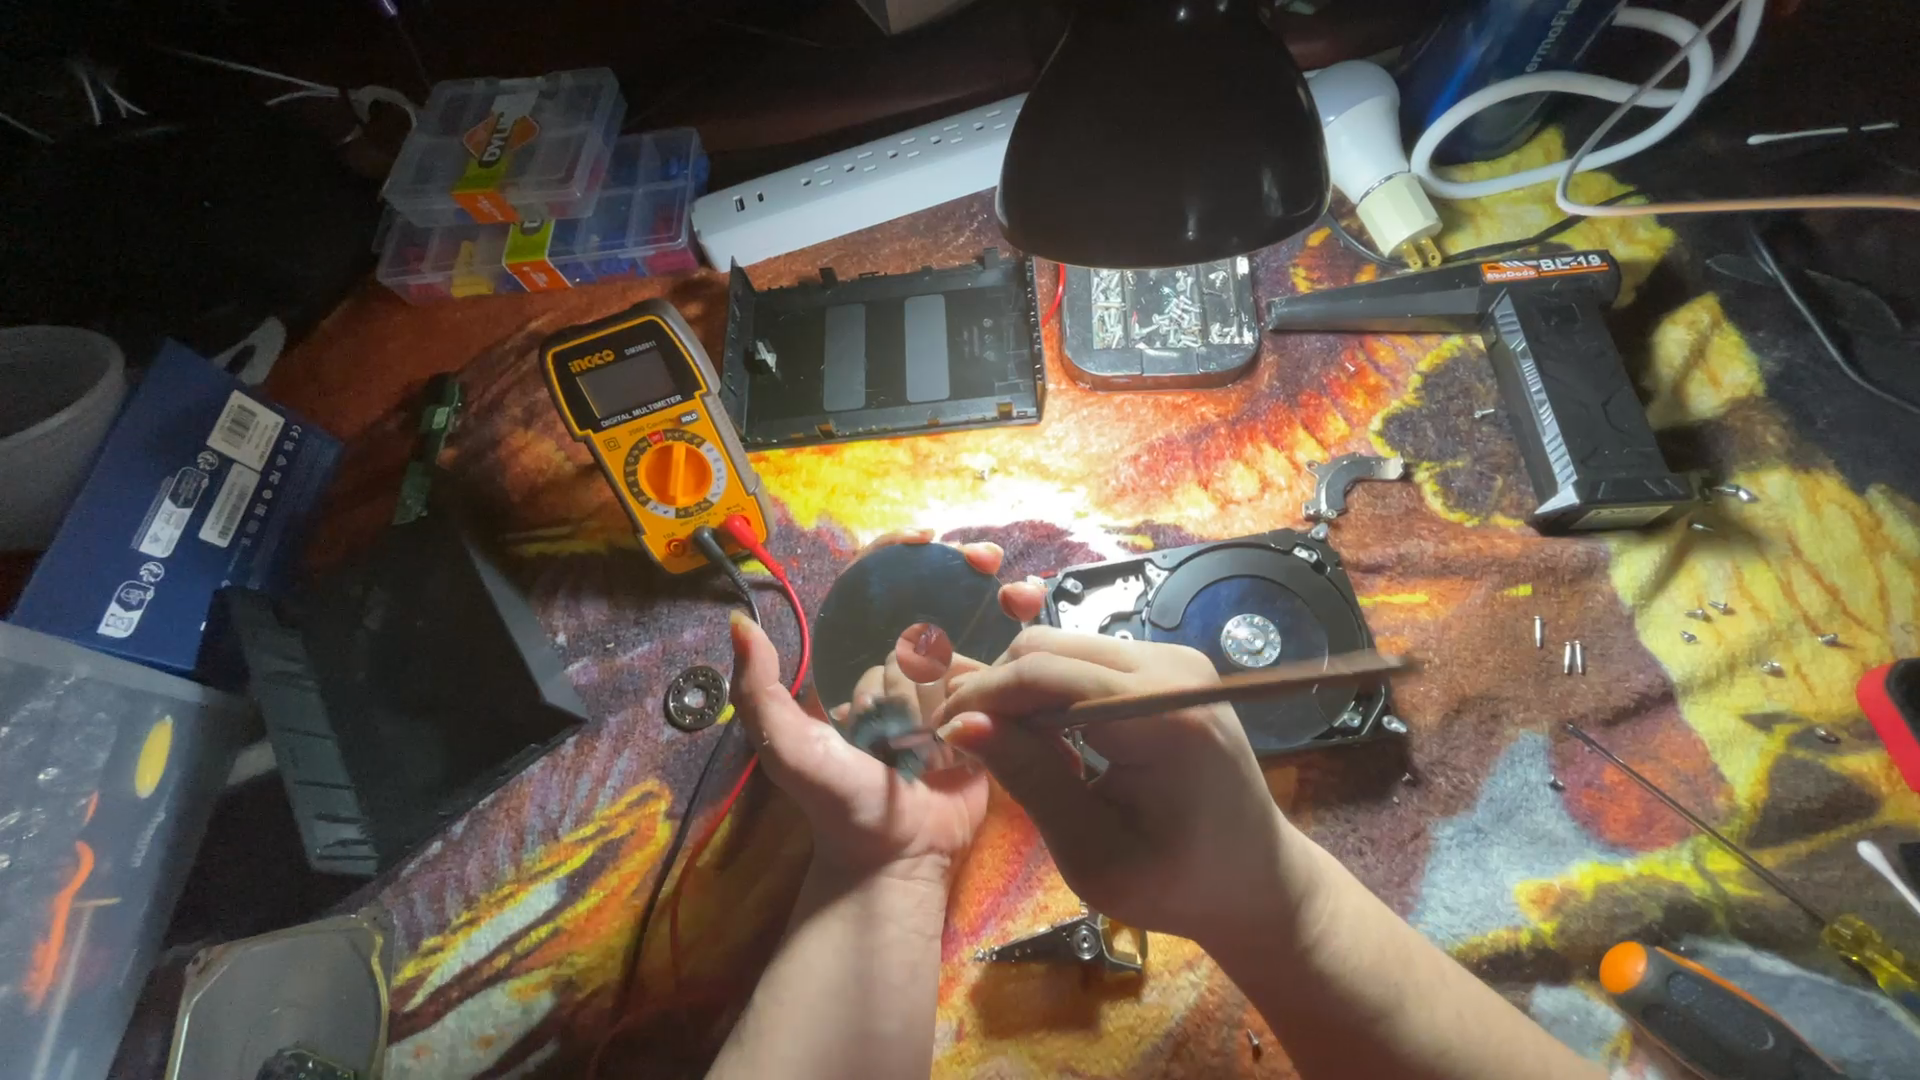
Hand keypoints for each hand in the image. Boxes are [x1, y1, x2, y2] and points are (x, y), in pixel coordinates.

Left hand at [730, 531, 1044, 879]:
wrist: (896, 856)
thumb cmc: (836, 802)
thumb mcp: (785, 746)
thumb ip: (759, 690)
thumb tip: (739, 622)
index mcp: (856, 664)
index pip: (872, 595)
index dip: (895, 556)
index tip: (926, 538)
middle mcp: (903, 668)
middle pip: (930, 607)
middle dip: (956, 577)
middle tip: (985, 561)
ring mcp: (947, 689)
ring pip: (967, 637)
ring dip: (986, 612)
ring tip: (1009, 601)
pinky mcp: (984, 714)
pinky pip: (997, 672)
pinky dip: (1011, 648)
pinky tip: (1026, 626)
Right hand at [934, 628, 1315, 947]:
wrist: (1256, 878)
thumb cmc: (1177, 883)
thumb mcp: (1092, 852)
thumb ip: (1028, 778)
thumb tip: (960, 724)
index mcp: (1164, 715)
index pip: (1045, 675)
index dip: (982, 697)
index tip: (939, 732)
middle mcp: (1173, 667)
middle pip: (1049, 647)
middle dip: (997, 688)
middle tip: (973, 743)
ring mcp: (1175, 659)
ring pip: (1063, 646)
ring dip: (1024, 689)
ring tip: (1018, 749)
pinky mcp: (1170, 666)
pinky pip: (1087, 658)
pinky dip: (1053, 690)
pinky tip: (1055, 737)